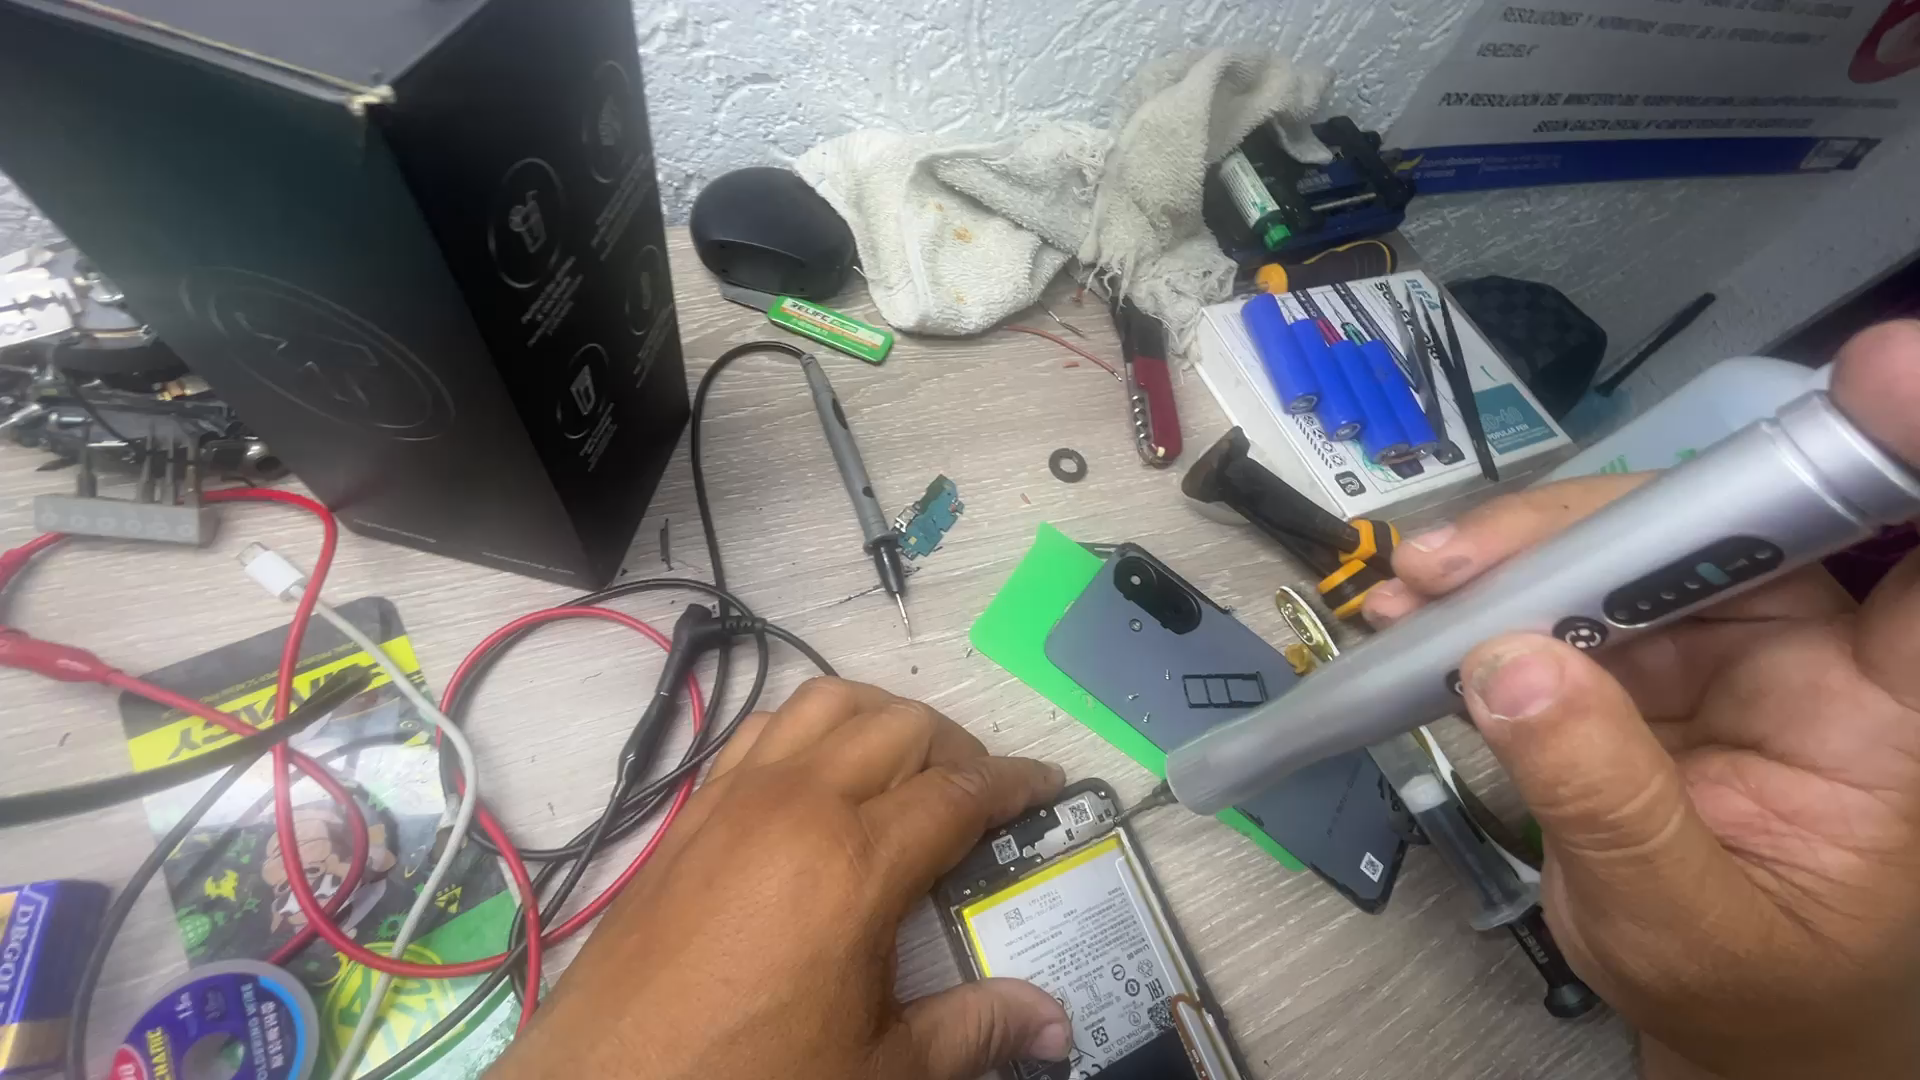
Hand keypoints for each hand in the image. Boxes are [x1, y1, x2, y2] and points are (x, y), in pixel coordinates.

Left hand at [488, 677, 1071, 1079]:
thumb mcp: (876, 1070)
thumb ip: (973, 1029)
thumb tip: (1055, 1022)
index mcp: (855, 862)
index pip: (959, 793)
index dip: (1014, 783)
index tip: (1046, 783)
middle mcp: (801, 801)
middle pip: (905, 728)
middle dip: (958, 746)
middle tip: (980, 791)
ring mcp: (741, 792)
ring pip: (832, 701)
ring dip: (885, 717)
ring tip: (908, 760)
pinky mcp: (698, 803)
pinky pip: (768, 726)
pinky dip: (813, 725)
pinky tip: (823, 767)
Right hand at [1361, 321, 1919, 1079]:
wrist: (1710, 1009)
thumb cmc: (1745, 990)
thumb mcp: (1674, 918)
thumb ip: (1599, 796)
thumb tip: (1505, 665)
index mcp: (1883, 721)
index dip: (1910, 454)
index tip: (1877, 370)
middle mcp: (1800, 656)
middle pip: (1708, 537)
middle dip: (1577, 530)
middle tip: (1450, 562)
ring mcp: (1699, 648)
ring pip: (1606, 556)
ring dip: (1497, 563)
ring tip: (1406, 592)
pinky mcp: (1617, 656)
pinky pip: (1542, 600)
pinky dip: (1467, 601)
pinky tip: (1408, 615)